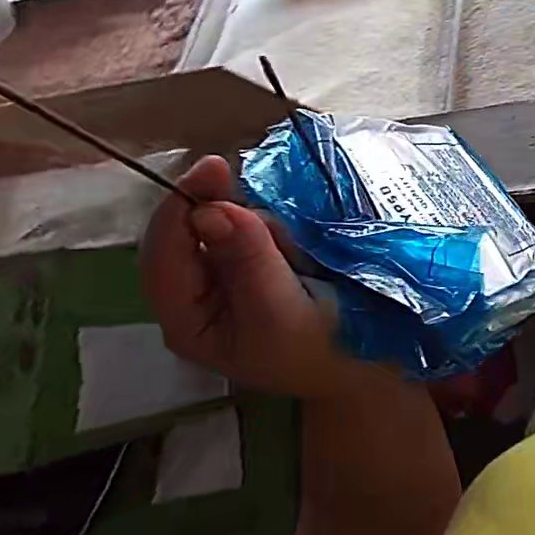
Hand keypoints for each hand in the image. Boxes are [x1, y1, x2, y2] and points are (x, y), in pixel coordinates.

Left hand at [140, 155, 358, 400]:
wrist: (370, 367)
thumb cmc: (322, 349)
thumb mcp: (280, 310)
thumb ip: (248, 259)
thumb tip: (211, 208)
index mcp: (187, 317)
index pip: (164, 254)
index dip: (182, 207)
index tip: (215, 166)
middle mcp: (202, 296)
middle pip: (197, 236)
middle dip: (237, 221)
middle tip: (281, 231)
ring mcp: (237, 282)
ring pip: (234, 231)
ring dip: (266, 229)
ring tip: (303, 259)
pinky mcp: (269, 270)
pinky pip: (263, 236)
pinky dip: (281, 232)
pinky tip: (304, 253)